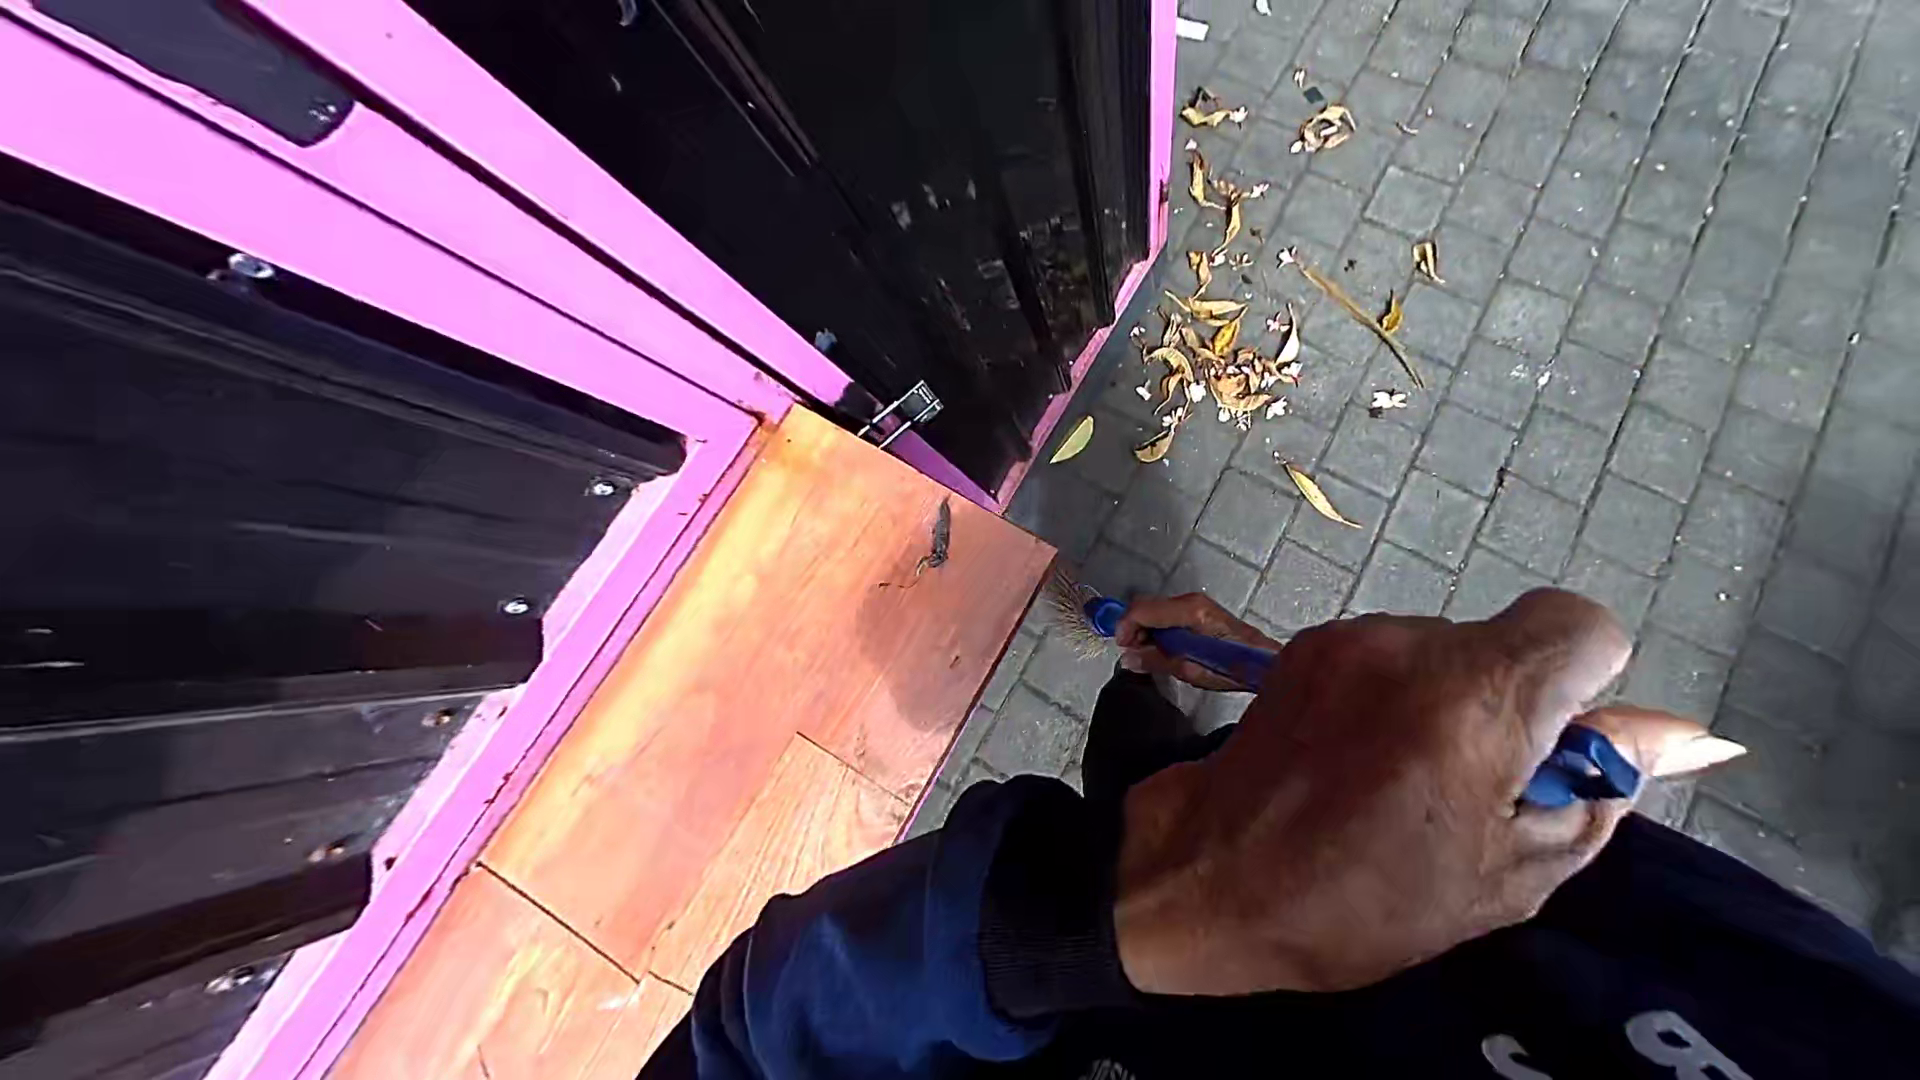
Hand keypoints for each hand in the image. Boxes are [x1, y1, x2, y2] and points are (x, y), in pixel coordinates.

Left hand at [1111, 589, 1743, 995]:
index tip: (1553, 737)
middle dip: (1506, 698)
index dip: (1585, 677)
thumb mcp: (1512, 865)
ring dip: (1443, 696)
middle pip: (1497, 641)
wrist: (1218, 871)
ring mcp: (1337, 637)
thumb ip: (1600, 785)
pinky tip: (1358, 749)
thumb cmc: (1368, 894)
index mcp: (1466, 692)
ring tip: (1402, 770)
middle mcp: (1397, 641)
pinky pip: (1377, 654)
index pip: (1576, 622)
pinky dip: (1389, 690)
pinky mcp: (1296, 647)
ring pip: (1435, 647)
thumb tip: (1685, 734)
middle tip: (1469, 777)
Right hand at [1115, 593, 1282, 691]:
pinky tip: (1162, 646)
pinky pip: (1164, 612)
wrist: (1265, 663)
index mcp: (1189, 612)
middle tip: (1132, 652)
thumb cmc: (1231, 669)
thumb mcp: (1190, 671)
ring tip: (1146, 652)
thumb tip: (1127, 658)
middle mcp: (1190, 600)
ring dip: (1143, 627)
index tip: (1122, 647)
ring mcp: (1194, 602)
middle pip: (1145, 605)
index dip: (1125, 627)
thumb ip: (1156, 661)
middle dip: (1132, 627)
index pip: (1142, 610)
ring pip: (1153, 608)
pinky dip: (1155, 626)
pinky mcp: (1198, 608)